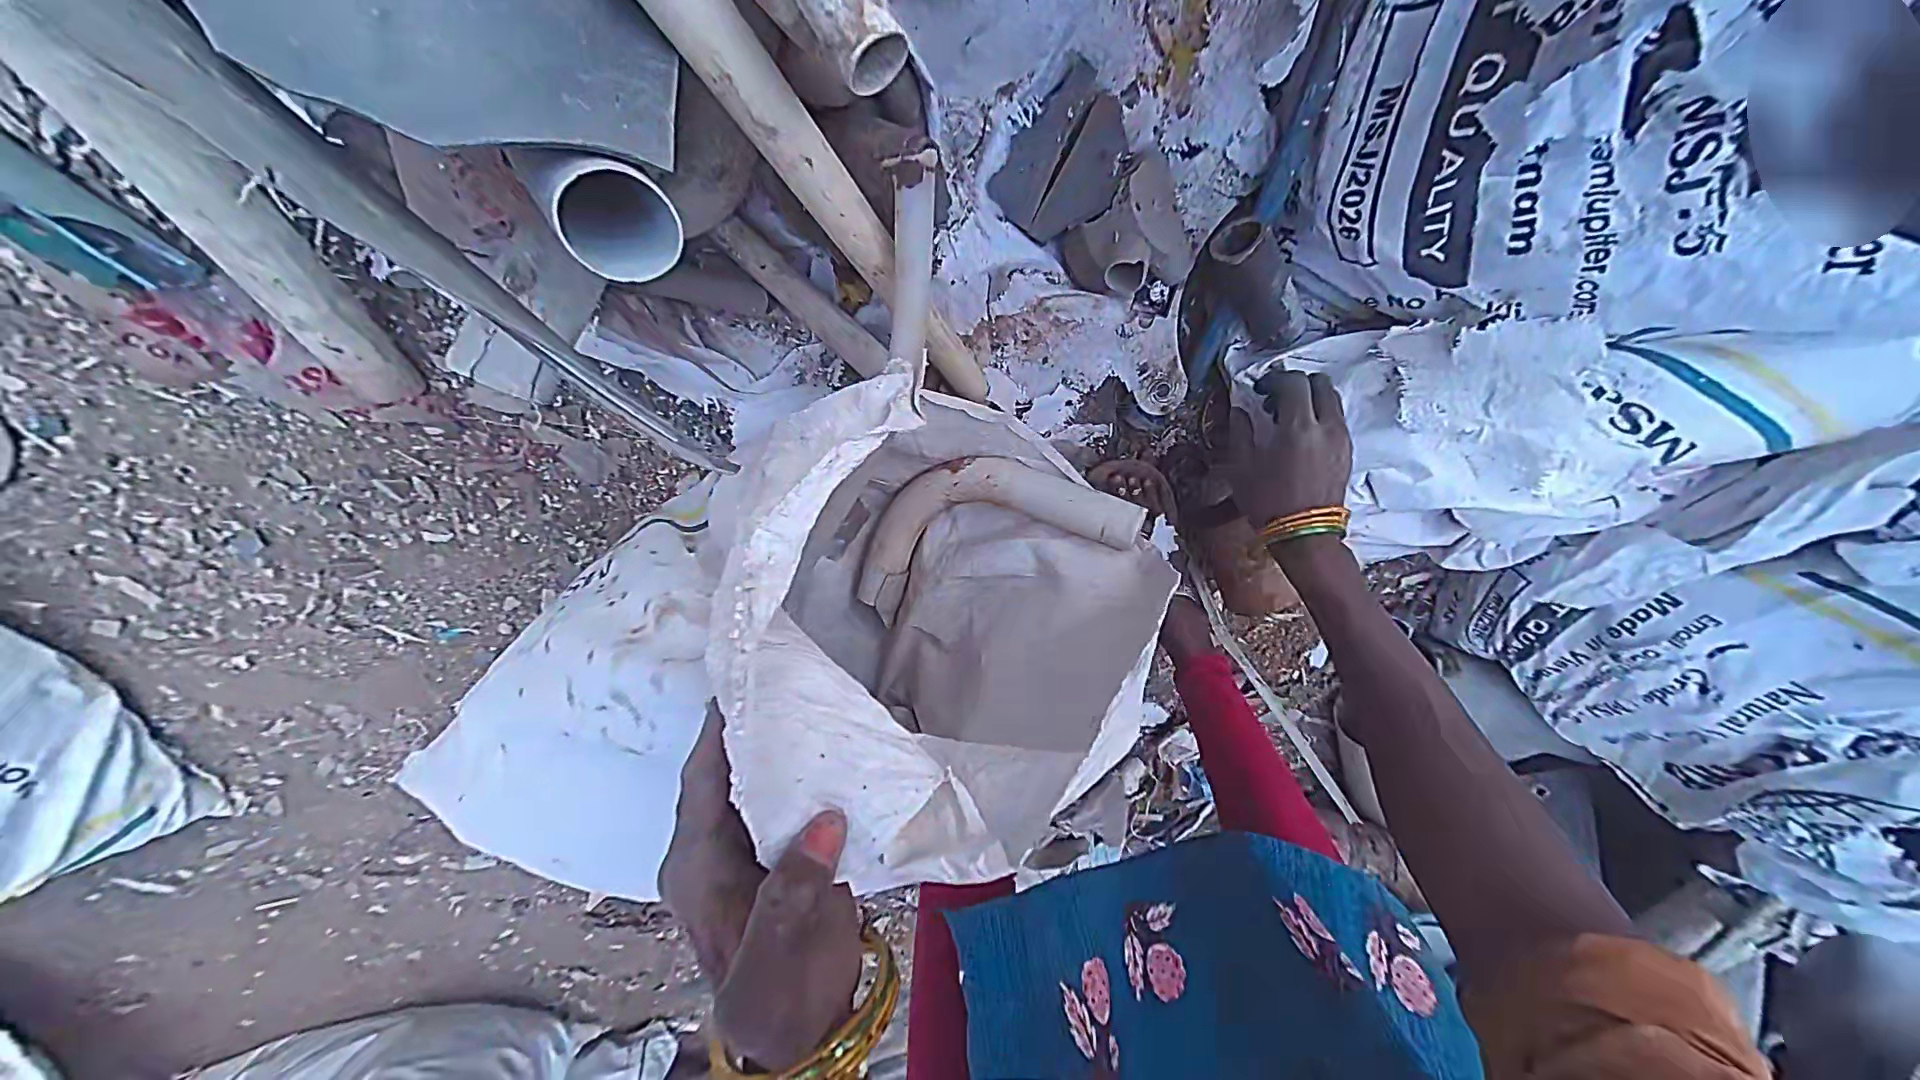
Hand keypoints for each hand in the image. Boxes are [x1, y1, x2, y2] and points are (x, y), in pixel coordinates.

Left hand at [659, 705, 862, 1070]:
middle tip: (784, 683)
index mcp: (697, 864)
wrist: (804, 1032)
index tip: (739, 685)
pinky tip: (836, 753)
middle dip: (750, 728)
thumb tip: (827, 819)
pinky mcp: (786, 851)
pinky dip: (809, 773)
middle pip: (728, 773)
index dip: (716, 733)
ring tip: (812, 705)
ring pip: (760, 781)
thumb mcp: (773, 954)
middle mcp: (718, 847)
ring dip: (782, 747)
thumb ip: (793, 888)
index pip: (702, 782)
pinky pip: (791, 798)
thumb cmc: (775, 999)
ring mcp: (753, 847)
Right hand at [1223, 369, 1352, 529]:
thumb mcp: (1241, 467)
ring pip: (1332, 400)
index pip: (1293, 382)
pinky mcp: (1347, 452)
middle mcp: (1326, 426)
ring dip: (1311, 400)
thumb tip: (1240, 412)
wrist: (1304, 534)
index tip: (1260, 389)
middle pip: (1320, 384)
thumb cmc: (1268, 502)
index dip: (1274, 379)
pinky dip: (1320, 417)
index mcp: (1297, 427)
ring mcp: (1341, 439)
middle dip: (1298, 384)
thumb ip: (1241, 432)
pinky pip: (1336, 420)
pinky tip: (1301, 436)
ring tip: (1289, 418)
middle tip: (1276, 399)